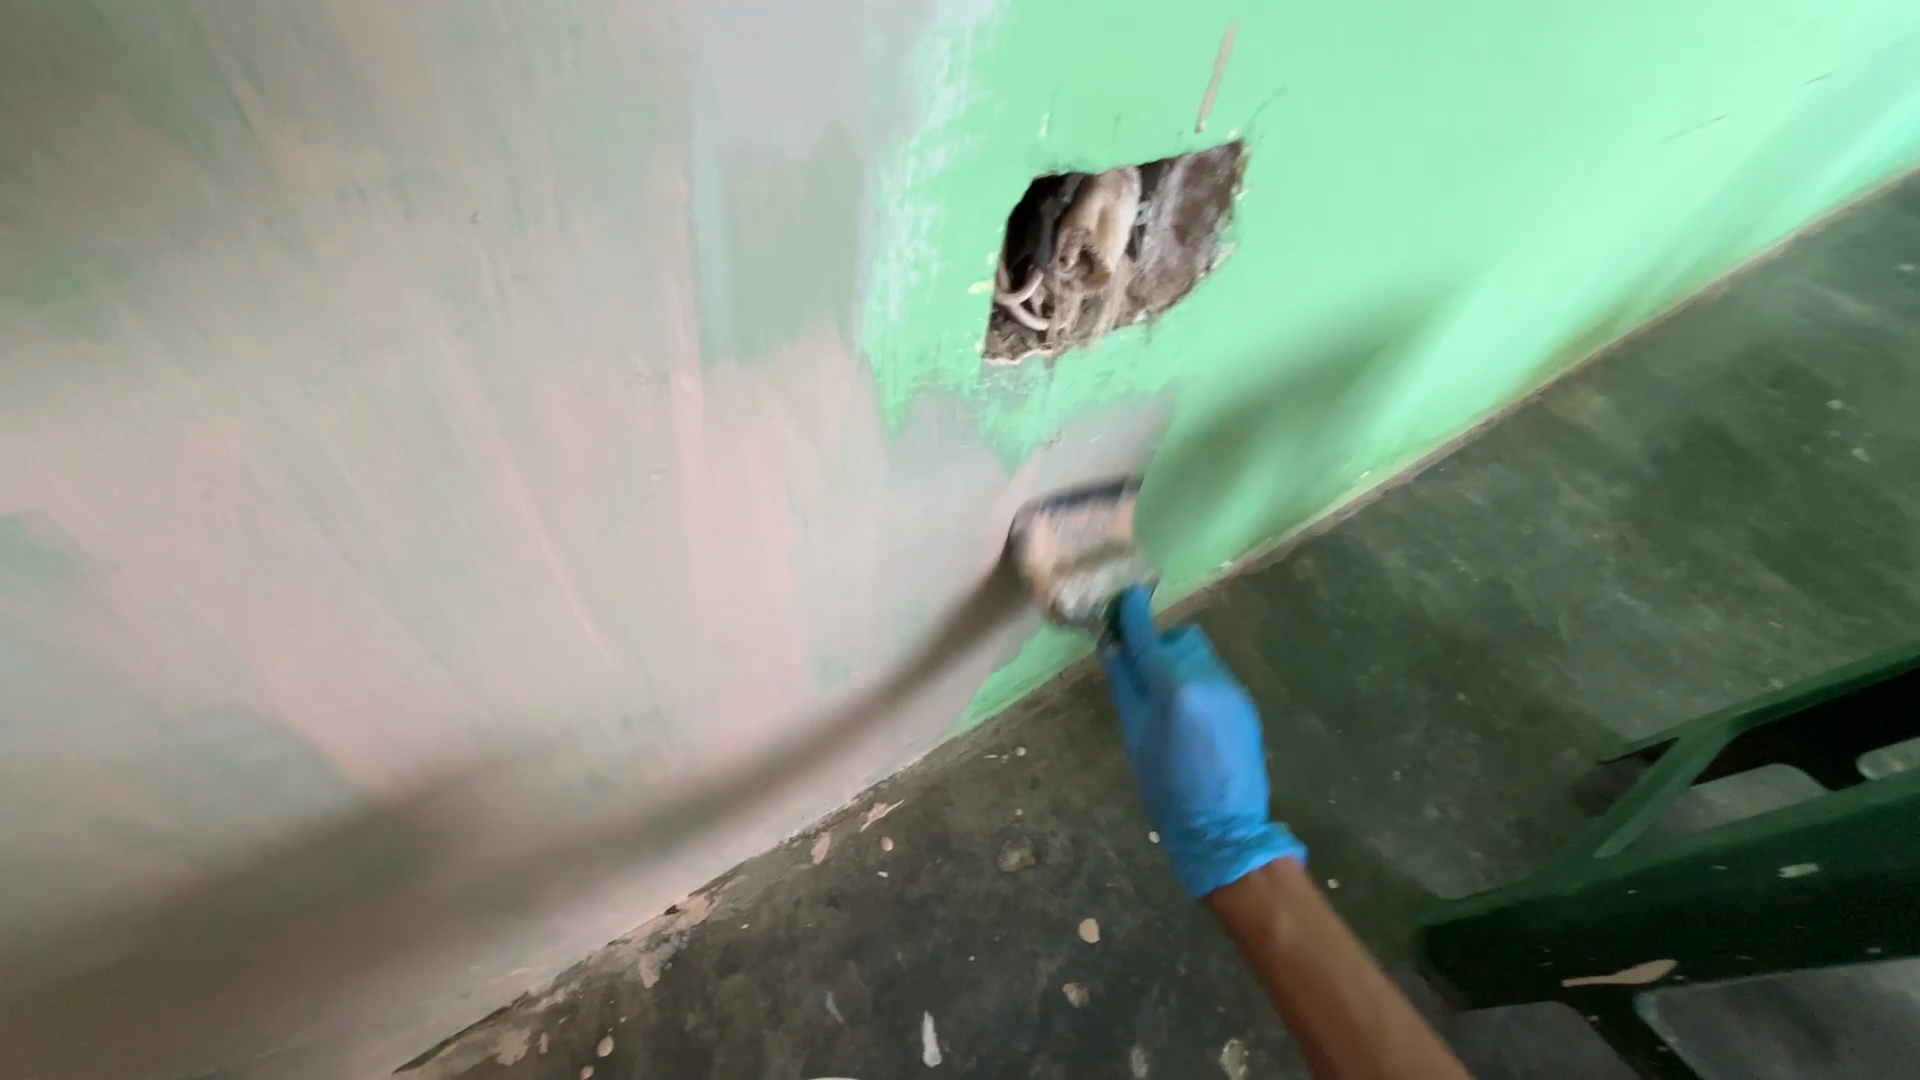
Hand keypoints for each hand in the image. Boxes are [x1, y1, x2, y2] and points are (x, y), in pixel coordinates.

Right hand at [1099, 586, 1304, 898]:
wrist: (1223, 829)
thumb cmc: (1164, 785)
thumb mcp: (1133, 732)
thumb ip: (1124, 682)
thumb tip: (1110, 643)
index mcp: (1174, 684)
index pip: (1148, 634)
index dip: (1134, 612)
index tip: (1126, 594)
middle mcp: (1208, 676)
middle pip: (1178, 639)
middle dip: (1158, 646)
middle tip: (1142, 674)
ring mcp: (1232, 689)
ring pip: (1198, 655)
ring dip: (1178, 662)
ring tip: (1167, 699)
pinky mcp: (1245, 703)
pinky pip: (1214, 676)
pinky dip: (1196, 681)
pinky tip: (1190, 716)